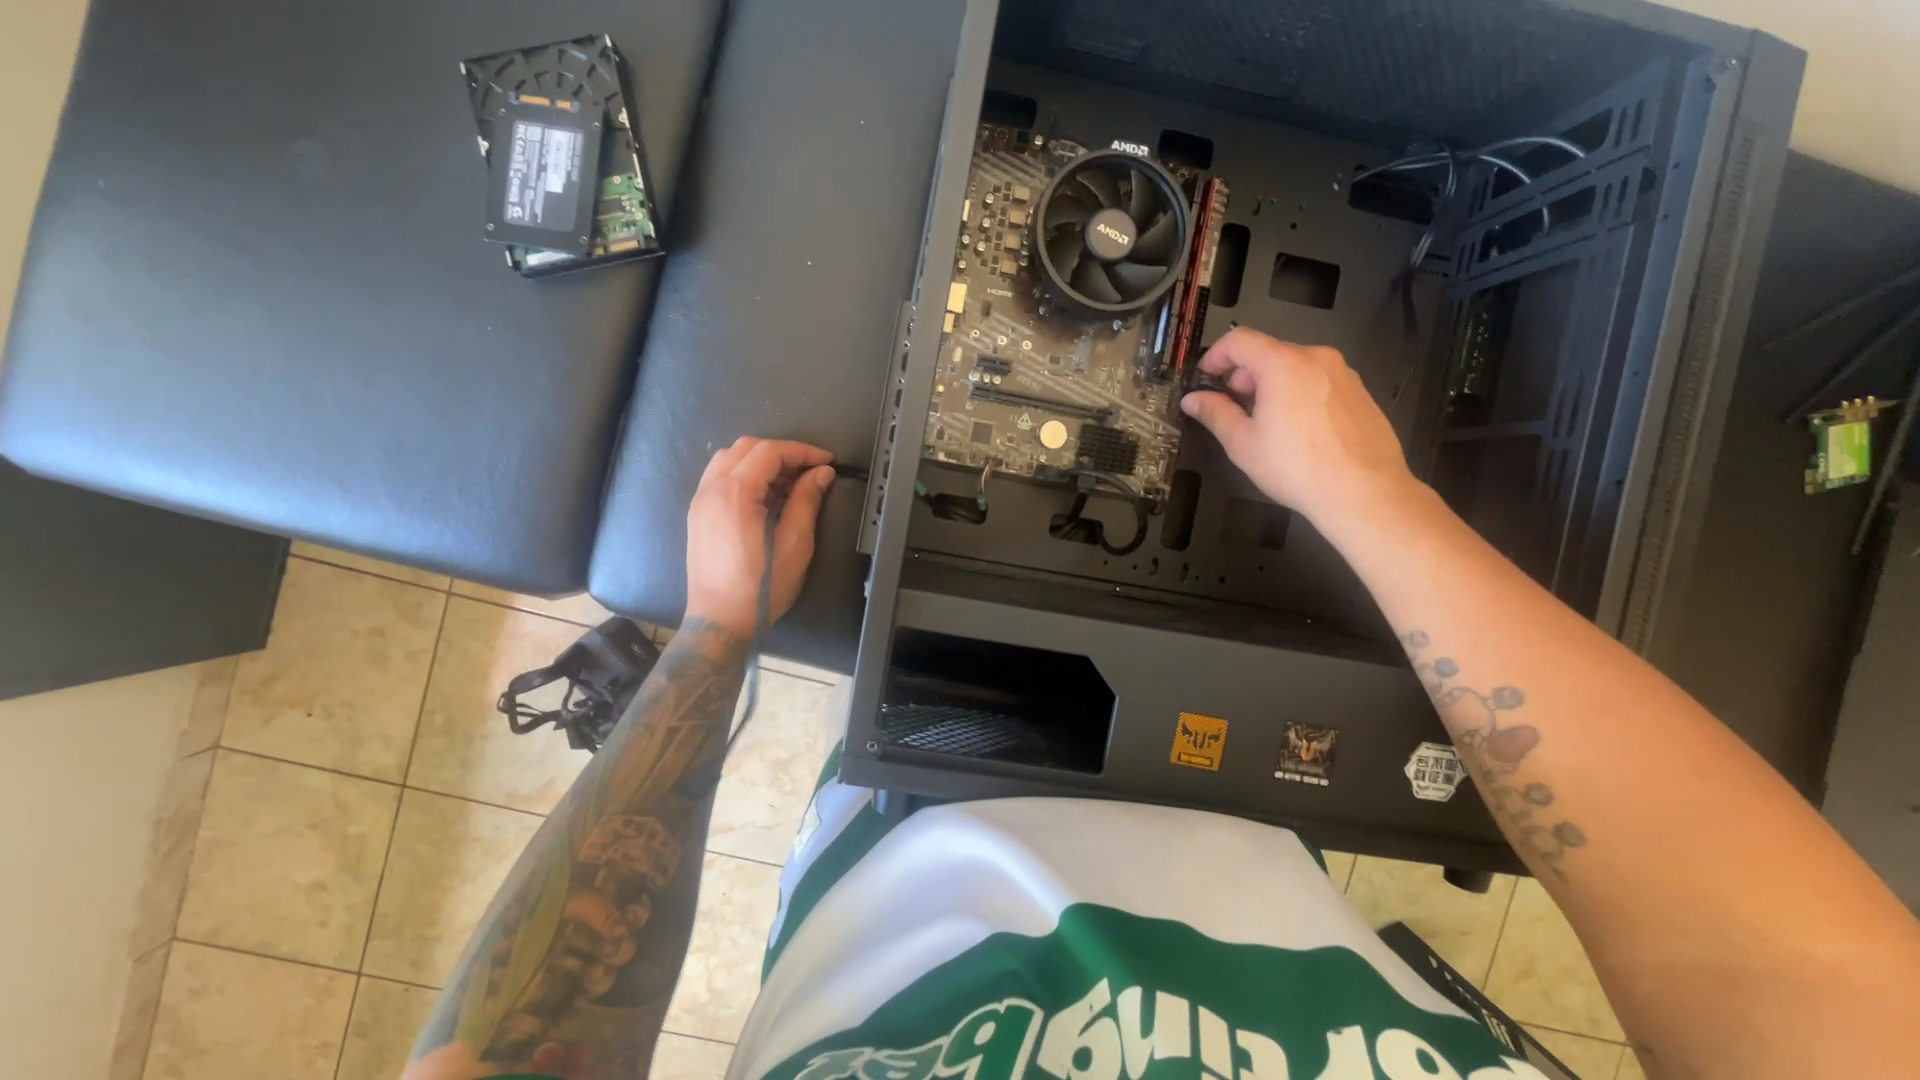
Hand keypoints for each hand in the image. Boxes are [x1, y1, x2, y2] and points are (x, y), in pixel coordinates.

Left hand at [684, 437, 834, 637]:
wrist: (719, 620)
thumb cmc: (761, 587)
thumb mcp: (794, 544)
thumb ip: (807, 500)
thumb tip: (821, 473)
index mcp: (735, 493)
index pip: (770, 452)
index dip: (802, 451)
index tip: (826, 461)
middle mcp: (711, 489)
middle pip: (747, 447)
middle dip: (781, 452)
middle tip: (809, 470)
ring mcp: (699, 501)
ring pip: (729, 458)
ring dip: (760, 460)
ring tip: (787, 481)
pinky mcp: (697, 514)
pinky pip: (719, 477)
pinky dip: (743, 473)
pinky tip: (763, 494)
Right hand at [1180, 328, 1420, 528]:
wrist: (1365, 492)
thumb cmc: (1296, 468)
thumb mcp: (1243, 444)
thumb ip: (1215, 413)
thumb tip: (1193, 399)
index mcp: (1282, 364)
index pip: (1239, 339)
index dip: (1215, 355)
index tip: (1206, 378)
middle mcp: (1315, 357)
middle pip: (1268, 351)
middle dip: (1244, 374)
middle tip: (1234, 408)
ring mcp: (1343, 372)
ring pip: (1295, 366)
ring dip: (1272, 384)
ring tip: (1267, 423)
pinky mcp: (1359, 390)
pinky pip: (1318, 380)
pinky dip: (1299, 392)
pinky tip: (1298, 430)